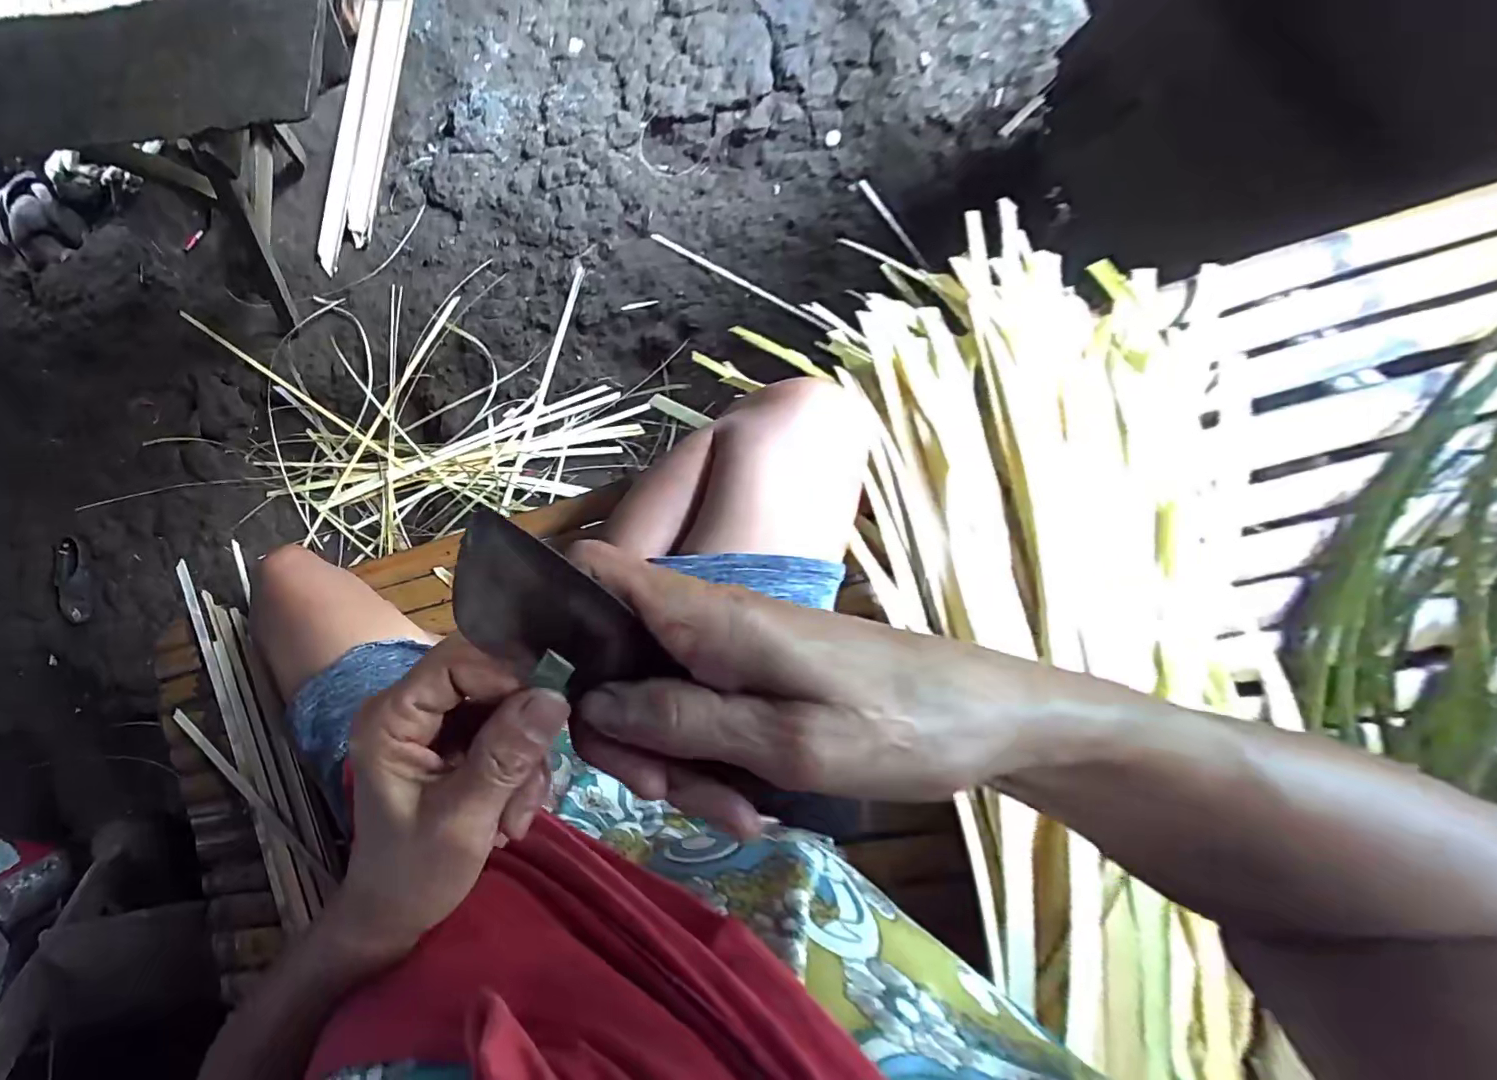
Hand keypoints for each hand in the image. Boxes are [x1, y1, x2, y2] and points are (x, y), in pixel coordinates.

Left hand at [330, 635, 568, 960]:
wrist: (395, 916)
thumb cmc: (415, 875)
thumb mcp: (464, 820)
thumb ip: (506, 757)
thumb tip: (554, 697)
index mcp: (391, 717)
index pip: (453, 662)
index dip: (504, 673)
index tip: (548, 705)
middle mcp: (409, 707)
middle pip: (482, 679)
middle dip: (518, 726)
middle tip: (534, 777)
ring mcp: (432, 724)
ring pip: (500, 707)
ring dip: (522, 758)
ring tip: (515, 817)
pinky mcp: (453, 741)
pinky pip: (501, 731)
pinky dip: (518, 768)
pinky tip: (510, 814)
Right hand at [566, 541, 1075, 834]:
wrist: (990, 721)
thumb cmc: (900, 722)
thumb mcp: (788, 740)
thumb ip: (685, 719)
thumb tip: (593, 704)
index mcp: (701, 611)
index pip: (596, 569)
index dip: (553, 608)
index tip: (548, 688)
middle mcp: (698, 620)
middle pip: (610, 657)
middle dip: (621, 730)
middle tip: (661, 792)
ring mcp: (717, 649)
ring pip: (650, 697)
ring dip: (671, 760)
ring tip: (732, 812)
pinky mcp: (739, 677)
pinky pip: (692, 715)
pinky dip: (704, 762)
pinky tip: (747, 804)